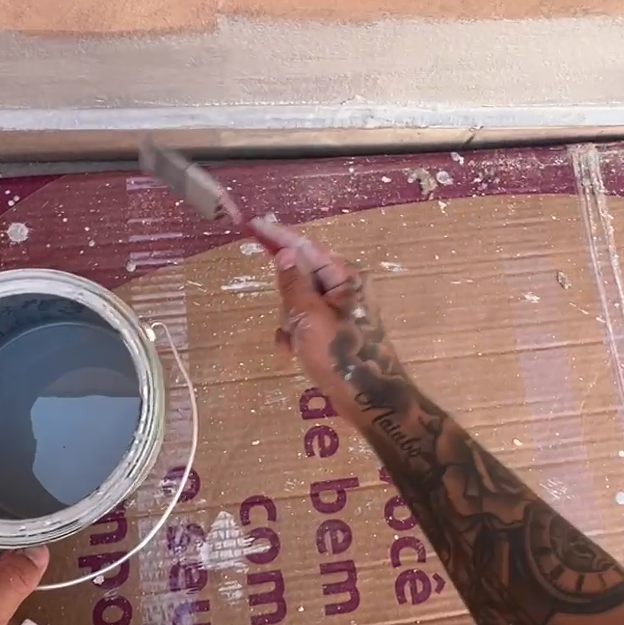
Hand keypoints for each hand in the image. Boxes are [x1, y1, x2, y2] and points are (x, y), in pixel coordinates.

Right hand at [255, 219, 373, 422]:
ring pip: (299, 302)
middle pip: (301, 277)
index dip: (279, 237)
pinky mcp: (335, 330)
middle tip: (289, 322)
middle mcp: (345, 288)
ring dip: (289, 321)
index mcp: (345, 277)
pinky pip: (305, 321)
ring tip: (293, 343)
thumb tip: (285, 253)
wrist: (368, 400)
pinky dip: (295, 334)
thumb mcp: (309, 318)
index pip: (307, 247)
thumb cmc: (339, 355)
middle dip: (287, 300)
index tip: (255, 223)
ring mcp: (340, 310)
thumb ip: (294, 284)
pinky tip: (292, 353)